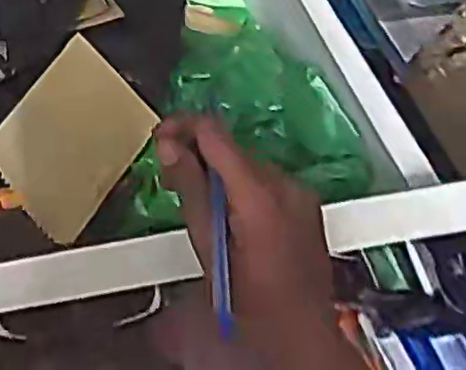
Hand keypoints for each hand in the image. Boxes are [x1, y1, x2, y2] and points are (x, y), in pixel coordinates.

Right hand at [156, 115, 359, 366]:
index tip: (160, 137)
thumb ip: (188, 188)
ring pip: (242, 159)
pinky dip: (239, 182)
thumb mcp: (207, 245)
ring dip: (216, 168)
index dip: (181, 126)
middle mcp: (283, 183)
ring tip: (196, 196)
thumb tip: (168, 145)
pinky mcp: (305, 200)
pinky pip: (261, 175)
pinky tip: (227, 208)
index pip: (212, 132)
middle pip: (227, 145)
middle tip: (170, 174)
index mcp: (258, 195)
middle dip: (195, 152)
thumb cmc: (249, 301)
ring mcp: (298, 191)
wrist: (304, 339)